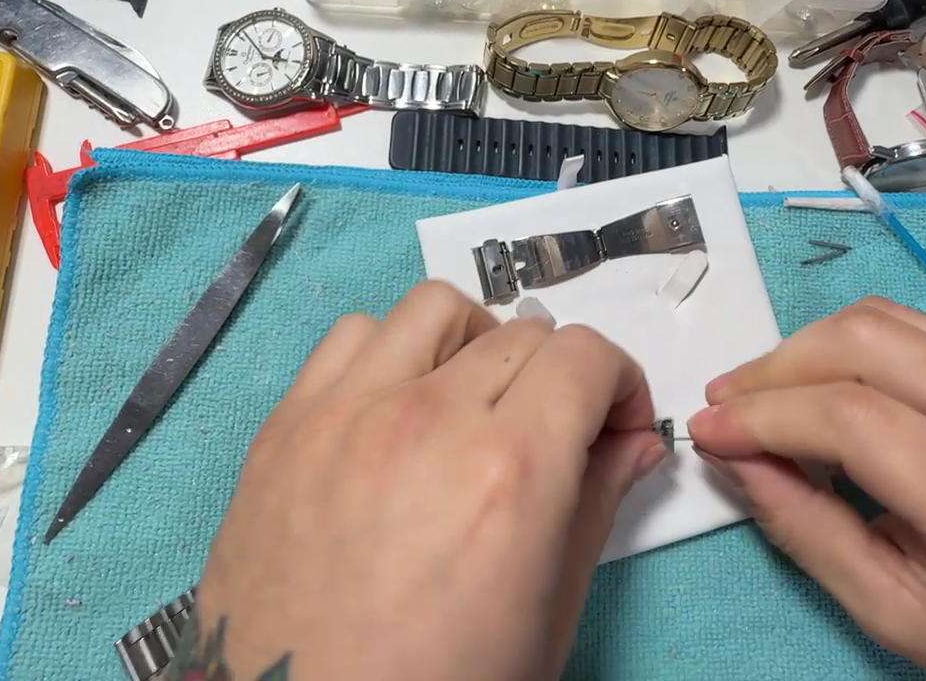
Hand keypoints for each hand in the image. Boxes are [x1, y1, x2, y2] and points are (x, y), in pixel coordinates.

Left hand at [185, 282, 665, 680]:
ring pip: (436, 307)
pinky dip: (391, 351)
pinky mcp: (289, 420)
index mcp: (509, 472)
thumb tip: (636, 438)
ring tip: (469, 398)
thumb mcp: (546, 617)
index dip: (618, 381)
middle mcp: (430, 419)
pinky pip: (354, 333)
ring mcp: (349, 411)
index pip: (584, 355)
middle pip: (521, 332)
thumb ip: (596, 505)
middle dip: (557, 374)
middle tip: (549, 426)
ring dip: (474, 341)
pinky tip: (393, 403)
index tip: (613, 421)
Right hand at [685, 298, 925, 680]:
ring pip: (887, 321)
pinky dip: (850, 349)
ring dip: (807, 347)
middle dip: (778, 366)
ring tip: (767, 391)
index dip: (768, 414)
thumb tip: (730, 451)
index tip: (710, 428)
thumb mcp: (898, 618)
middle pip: (870, 346)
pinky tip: (830, 388)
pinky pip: (916, 328)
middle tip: (730, 402)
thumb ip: (804, 530)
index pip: (862, 423)